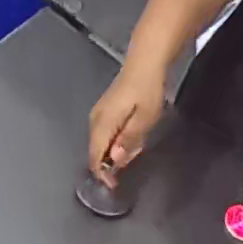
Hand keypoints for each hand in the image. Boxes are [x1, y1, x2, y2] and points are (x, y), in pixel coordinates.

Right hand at [88, 63, 165, 186]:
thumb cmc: (148, 88)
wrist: (146, 58)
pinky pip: (103, 135)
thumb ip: (128, 141)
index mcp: (102, 125)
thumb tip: (115, 159)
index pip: (95, 159)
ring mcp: (97, 115)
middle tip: (130, 159)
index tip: (115, 184)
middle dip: (110, 164)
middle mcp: (94, 122)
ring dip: (113, 153)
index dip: (103, 175)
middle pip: (96, 153)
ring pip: (99, 145)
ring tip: (132, 148)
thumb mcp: (144, 118)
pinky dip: (113, 142)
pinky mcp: (103, 110)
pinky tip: (127, 137)